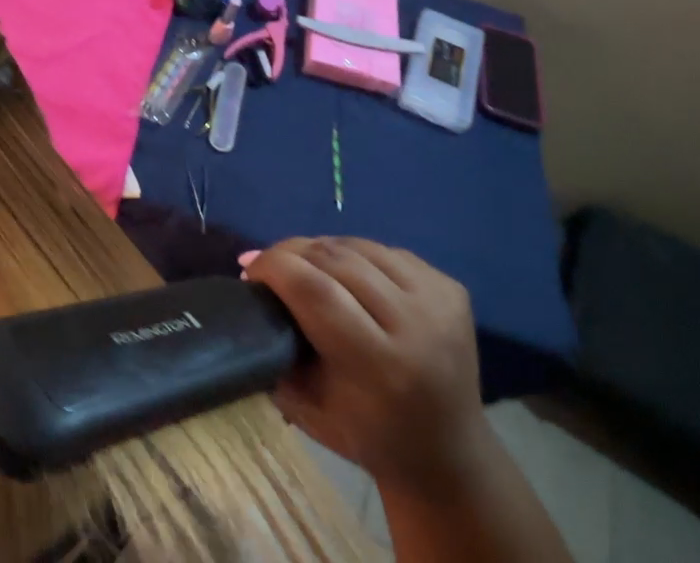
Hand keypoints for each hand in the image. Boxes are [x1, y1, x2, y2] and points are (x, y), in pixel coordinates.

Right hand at [243, 237, 487, 491]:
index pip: (314, 289)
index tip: (248, 270)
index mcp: (377, 364)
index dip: (273, 266)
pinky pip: (388, 252)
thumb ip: (278, 346)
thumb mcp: (306, 406)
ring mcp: (438, 302)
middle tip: (266, 264)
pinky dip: (355, 255)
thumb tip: (252, 285)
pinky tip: (342, 273)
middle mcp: (414, 325)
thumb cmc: (367, 436)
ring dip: (320, 249)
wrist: (448, 453)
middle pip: (335, 259)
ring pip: (360, 247)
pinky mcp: (451, 289)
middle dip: (289, 252)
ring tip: (299, 263)